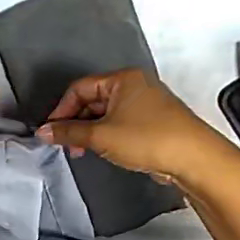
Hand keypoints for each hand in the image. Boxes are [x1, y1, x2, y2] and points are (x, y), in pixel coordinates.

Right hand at [35, 69, 232, 182]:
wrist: (195, 160)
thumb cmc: (151, 139)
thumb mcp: (100, 135)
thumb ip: (68, 132)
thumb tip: (45, 131)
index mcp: (123, 79)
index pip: (79, 89)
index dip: (62, 110)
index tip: (52, 130)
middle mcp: (135, 86)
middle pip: (92, 100)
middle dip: (75, 122)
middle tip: (64, 143)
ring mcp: (145, 104)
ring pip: (105, 114)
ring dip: (89, 131)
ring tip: (81, 150)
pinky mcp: (152, 123)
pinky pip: (119, 124)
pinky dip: (106, 135)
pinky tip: (102, 150)